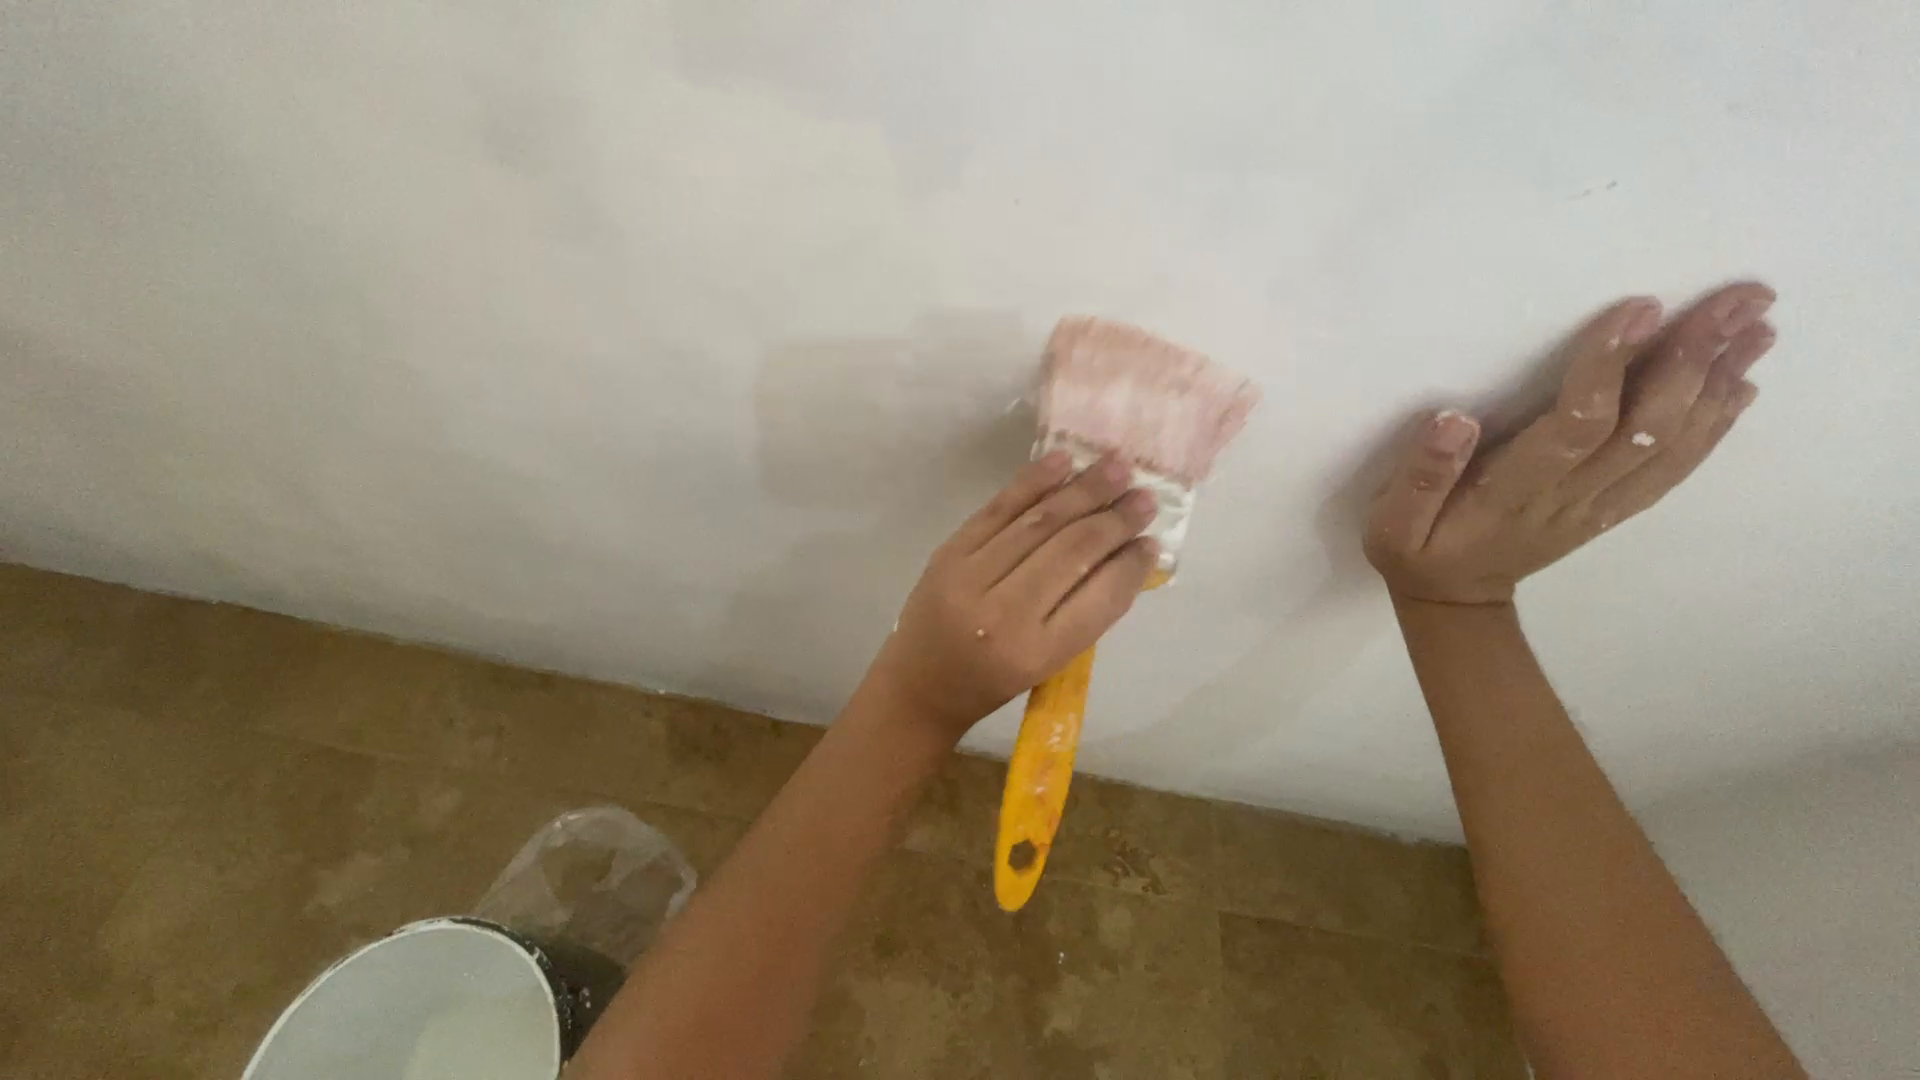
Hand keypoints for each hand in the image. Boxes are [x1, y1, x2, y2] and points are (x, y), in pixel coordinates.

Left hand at [861, 451, 1159, 739]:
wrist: (919, 685)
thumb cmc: (992, 683)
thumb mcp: (1047, 664)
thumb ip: (1085, 614)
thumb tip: (1127, 556)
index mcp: (1038, 652)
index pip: (1100, 597)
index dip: (1131, 565)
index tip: (1152, 541)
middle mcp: (1006, 614)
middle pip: (1073, 551)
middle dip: (1115, 519)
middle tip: (1146, 496)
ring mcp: (971, 578)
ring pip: (1039, 522)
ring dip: (1083, 490)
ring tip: (1118, 467)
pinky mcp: (948, 554)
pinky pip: (998, 509)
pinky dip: (1033, 482)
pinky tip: (1063, 462)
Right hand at [1365, 282, 1776, 604]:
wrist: (1455, 601)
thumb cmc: (1416, 552)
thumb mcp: (1390, 523)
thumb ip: (1419, 476)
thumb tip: (1454, 419)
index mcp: (1510, 494)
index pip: (1572, 427)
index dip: (1607, 368)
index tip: (1640, 310)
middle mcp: (1568, 498)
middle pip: (1643, 427)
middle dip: (1692, 360)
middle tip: (1739, 300)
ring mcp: (1598, 506)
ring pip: (1670, 445)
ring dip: (1717, 384)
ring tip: (1757, 326)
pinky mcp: (1611, 510)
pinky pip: (1673, 469)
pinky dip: (1713, 427)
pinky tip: (1738, 386)